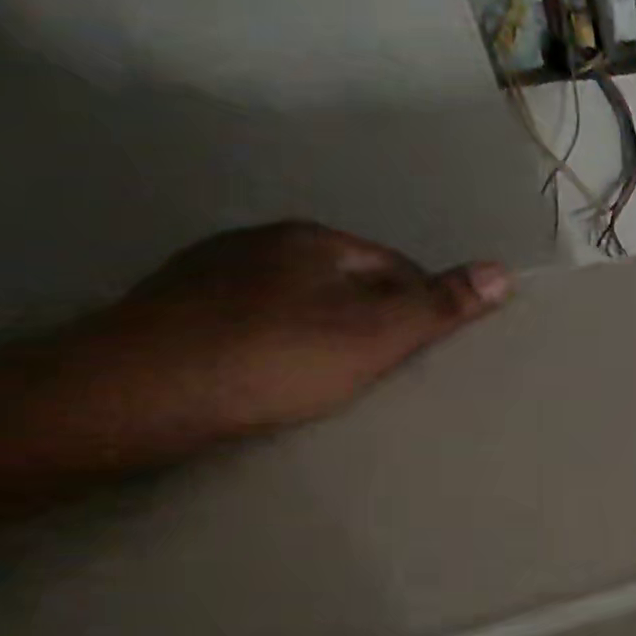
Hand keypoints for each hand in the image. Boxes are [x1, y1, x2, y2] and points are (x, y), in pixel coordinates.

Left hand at [17, 220, 511, 470]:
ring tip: (330, 380)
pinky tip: (271, 376)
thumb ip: (437, 306)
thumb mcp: (373, 336)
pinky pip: (252, 319)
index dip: (421, 307)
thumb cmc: (274, 361)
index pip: (395, 266)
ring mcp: (211, 272)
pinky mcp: (175, 309)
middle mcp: (261, 241)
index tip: (427, 354)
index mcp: (314, 240)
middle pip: (344, 280)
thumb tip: (503, 270)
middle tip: (384, 373)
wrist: (132, 394)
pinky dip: (275, 342)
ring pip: (295, 299)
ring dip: (322, 329)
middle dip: (372, 318)